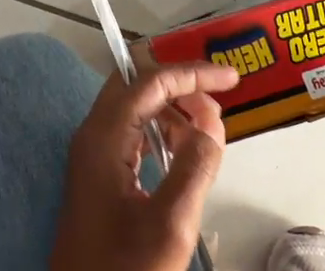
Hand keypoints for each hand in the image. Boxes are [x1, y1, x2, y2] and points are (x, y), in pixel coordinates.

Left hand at [51, 62, 239, 270]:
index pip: (148, 81)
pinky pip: (131, 131)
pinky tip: (184, 150)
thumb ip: (194, 168)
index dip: (191, 73)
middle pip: (135, 83)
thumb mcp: (170, 224)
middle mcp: (92, 134)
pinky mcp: (99, 173)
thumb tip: (211, 125)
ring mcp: (93, 153)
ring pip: (133, 105)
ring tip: (209, 130)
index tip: (232, 78)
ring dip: (171, 107)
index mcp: (103, 137)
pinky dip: (160, 129)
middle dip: (179, 83)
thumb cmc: (125, 267)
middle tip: (219, 102)